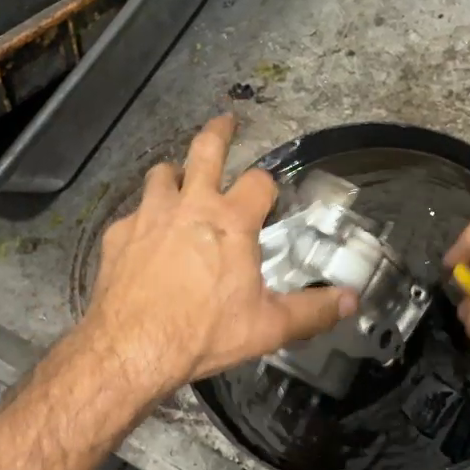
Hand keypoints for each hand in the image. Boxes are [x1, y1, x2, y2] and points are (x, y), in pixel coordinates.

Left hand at [74, 115, 355, 395]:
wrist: (132, 348)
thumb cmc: (203, 333)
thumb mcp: (268, 327)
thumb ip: (313, 311)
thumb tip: (350, 300)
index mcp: (231, 221)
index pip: (258, 181)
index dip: (267, 185)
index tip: (268, 194)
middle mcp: (190, 205)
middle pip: (205, 150)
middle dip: (218, 132)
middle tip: (225, 121)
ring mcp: (149, 215)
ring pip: (162, 174)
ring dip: (174, 175)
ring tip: (179, 182)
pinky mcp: (119, 234)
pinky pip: (134, 213)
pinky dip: (143, 218)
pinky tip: (145, 238)